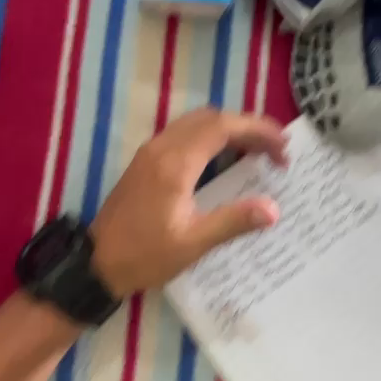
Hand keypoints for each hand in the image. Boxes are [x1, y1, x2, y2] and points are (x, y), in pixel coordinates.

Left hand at [90, 109, 286, 296]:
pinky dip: (210, 136)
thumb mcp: (193, 243)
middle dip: (247, 127)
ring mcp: (151, 151)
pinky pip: (184, 133)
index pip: (223, 127)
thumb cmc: (145, 255)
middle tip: (276, 150)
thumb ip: (233, 221)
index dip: (258, 130)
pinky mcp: (146, 160)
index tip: (284, 147)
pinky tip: (224, 159)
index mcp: (176, 163)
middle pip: (211, 118)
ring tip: (256, 152)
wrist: (96, 263)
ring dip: (228, 129)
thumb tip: (273, 209)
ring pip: (196, 122)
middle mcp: (163, 147)